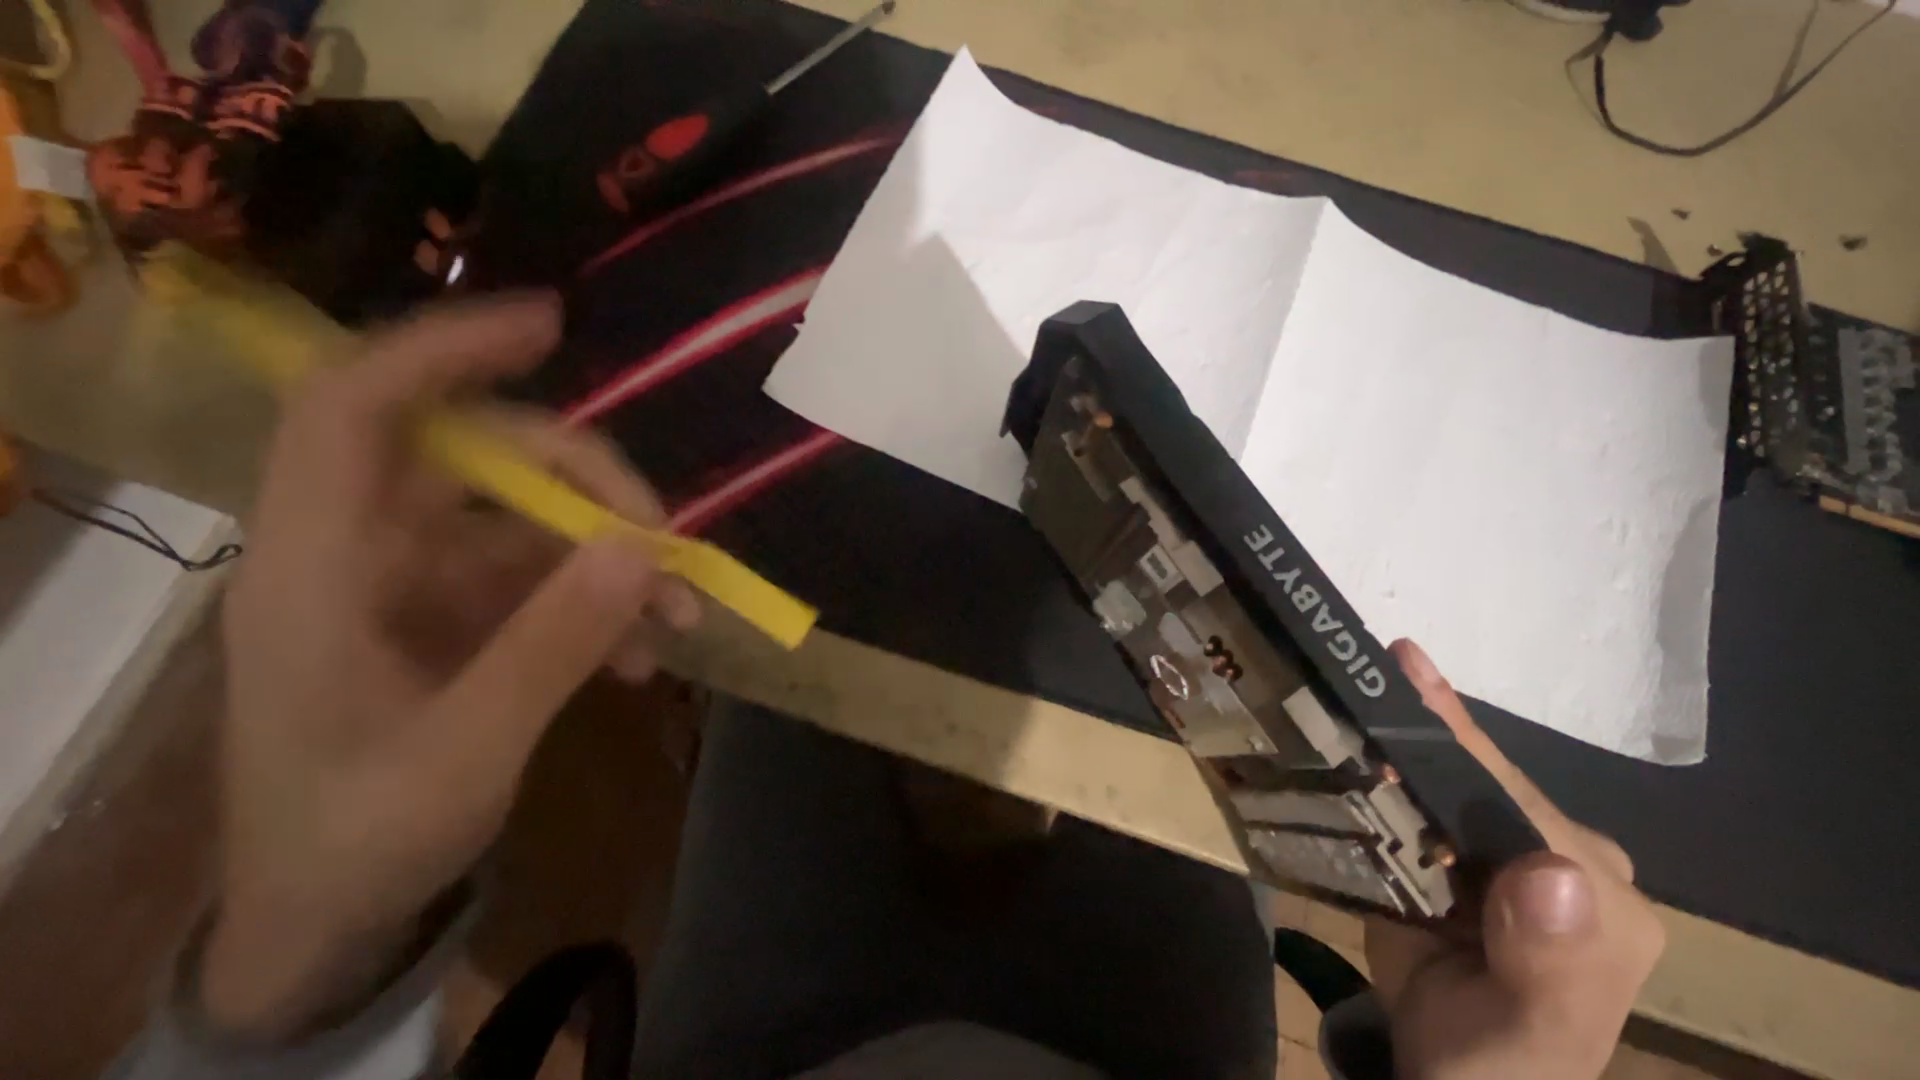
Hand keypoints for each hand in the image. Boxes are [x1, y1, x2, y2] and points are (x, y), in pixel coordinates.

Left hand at [202, 296, 699, 1037]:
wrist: (323, 920)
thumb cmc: (360, 837)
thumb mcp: (466, 752)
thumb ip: (554, 645)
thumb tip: (644, 550)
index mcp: (318, 566)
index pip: (356, 409)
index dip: (443, 350)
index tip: (551, 329)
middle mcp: (361, 552)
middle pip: (478, 461)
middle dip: (587, 490)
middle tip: (668, 544)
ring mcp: (410, 584)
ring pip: (524, 522)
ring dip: (610, 558)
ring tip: (681, 617)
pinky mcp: (451, 618)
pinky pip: (538, 579)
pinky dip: (597, 603)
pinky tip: (642, 657)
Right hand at [1364, 640, 1666, 1079]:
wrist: (1449, 1076)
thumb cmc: (1497, 1060)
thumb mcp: (1531, 1032)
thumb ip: (1553, 967)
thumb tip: (1553, 873)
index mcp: (1599, 894)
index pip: (1519, 799)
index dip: (1461, 739)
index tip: (1407, 669)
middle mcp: (1559, 857)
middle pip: (1482, 780)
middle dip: (1425, 723)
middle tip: (1365, 664)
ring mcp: (1505, 853)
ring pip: (1447, 784)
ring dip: (1399, 736)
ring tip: (1350, 680)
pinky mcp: (1459, 857)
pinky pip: (1418, 802)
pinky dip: (1384, 767)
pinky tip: (1350, 727)